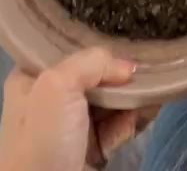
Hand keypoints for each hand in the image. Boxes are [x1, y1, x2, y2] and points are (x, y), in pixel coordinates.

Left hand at [0, 47, 142, 170]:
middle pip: (95, 73)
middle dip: (120, 73)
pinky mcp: (90, 149)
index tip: (125, 38)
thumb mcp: (57, 86)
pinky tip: (150, 109)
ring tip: (154, 89)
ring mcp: (71, 126)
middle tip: (146, 67)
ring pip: (110, 98)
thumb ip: (92, 62)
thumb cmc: (42, 140)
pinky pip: (118, 124)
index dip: (96, 44)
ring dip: (133, 95)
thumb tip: (128, 68)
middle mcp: (52, 99)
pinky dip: (134, 118)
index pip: (69, 48)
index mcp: (32, 78)